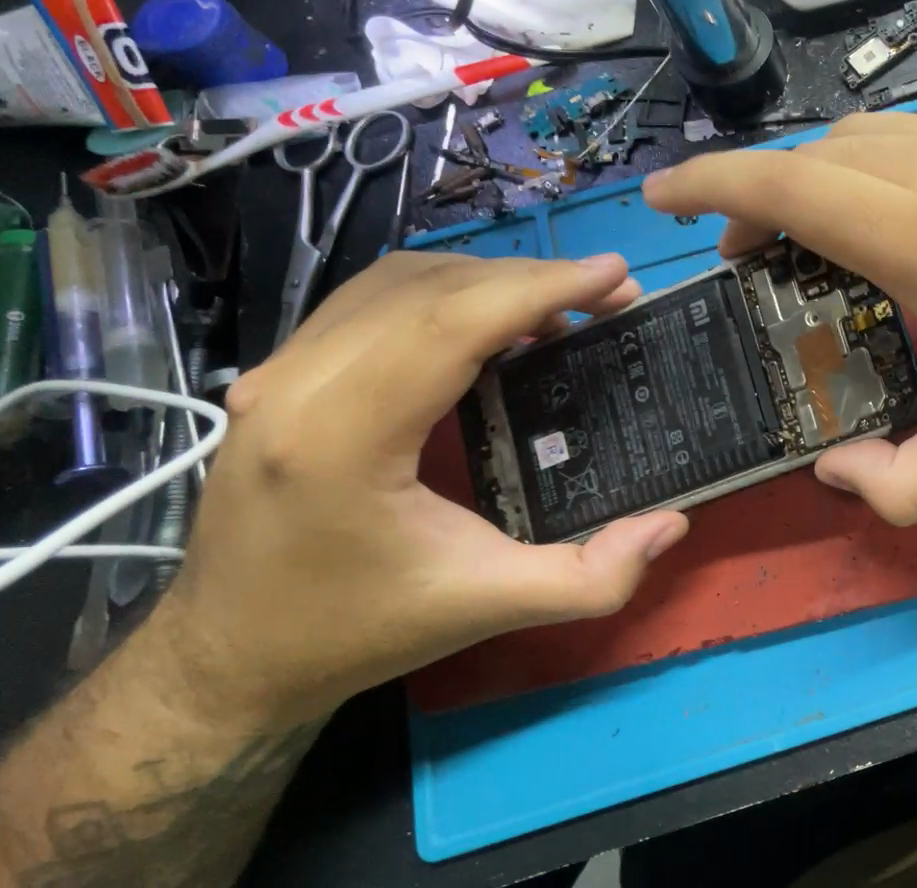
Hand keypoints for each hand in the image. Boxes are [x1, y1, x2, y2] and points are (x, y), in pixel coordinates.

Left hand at [156, 252, 689, 725]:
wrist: (231, 654)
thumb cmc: (357, 628)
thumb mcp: (486, 608)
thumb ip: (591, 578)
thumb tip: (672, 525)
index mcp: (339, 438)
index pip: (450, 323)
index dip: (541, 288)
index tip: (615, 275)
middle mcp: (295, 386)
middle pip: (429, 288)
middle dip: (532, 279)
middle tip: (610, 295)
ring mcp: (278, 372)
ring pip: (397, 281)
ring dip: (490, 279)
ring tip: (563, 305)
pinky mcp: (282, 373)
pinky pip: (374, 300)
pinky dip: (448, 292)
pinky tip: (496, 322)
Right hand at [643, 112, 916, 525]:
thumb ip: (901, 486)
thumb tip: (838, 476)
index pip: (790, 184)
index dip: (709, 183)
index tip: (658, 198)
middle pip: (817, 153)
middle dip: (758, 194)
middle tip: (748, 259)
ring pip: (866, 134)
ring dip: (817, 175)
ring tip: (812, 240)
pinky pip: (916, 136)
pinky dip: (870, 164)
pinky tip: (890, 223)